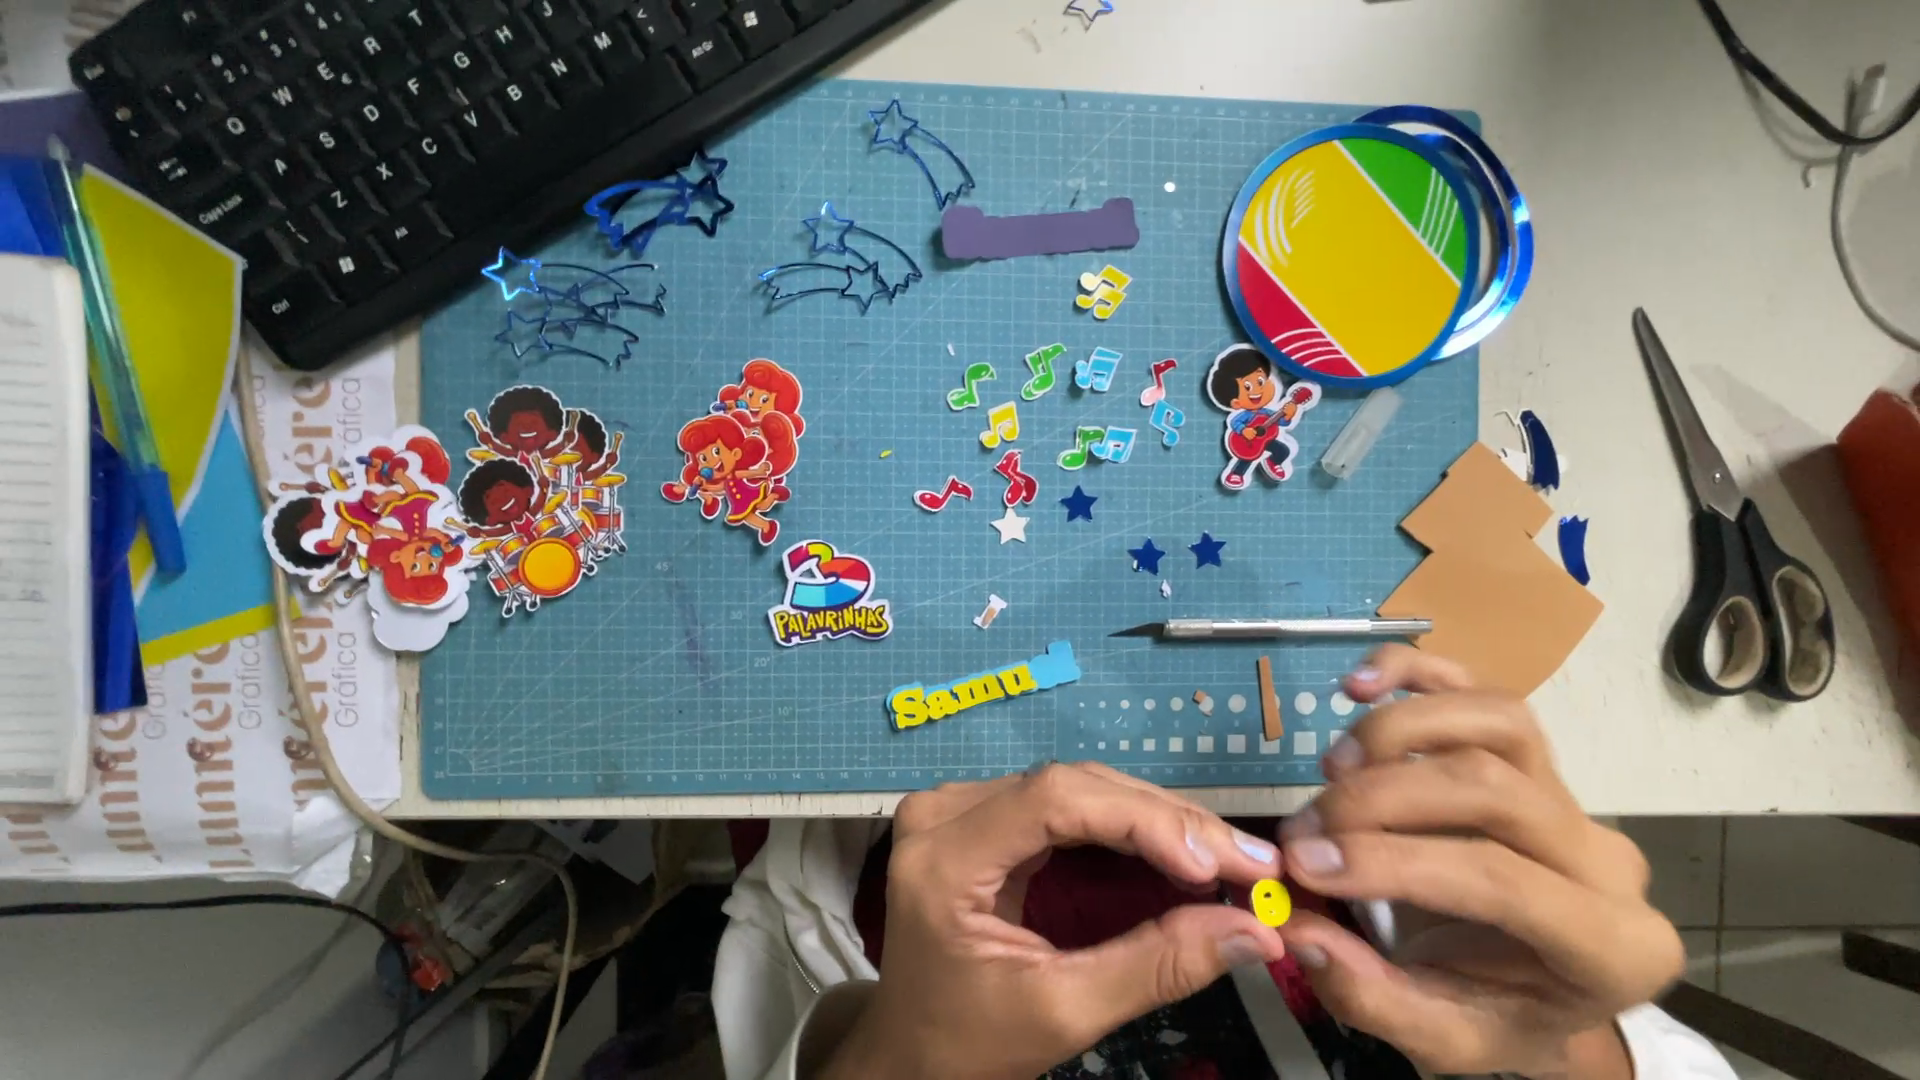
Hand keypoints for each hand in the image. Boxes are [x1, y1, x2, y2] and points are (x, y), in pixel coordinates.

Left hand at [822, 763, 1286, 1079]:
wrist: (911, 1051)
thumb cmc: (971, 1043)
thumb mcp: (1061, 1014)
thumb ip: (1154, 967)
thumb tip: (1253, 931)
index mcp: (944, 858)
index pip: (1052, 801)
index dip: (1140, 821)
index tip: (1214, 867)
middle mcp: (944, 811)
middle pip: (1068, 787)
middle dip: (1163, 821)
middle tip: (1247, 861)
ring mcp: (958, 806)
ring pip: (1073, 788)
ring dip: (1152, 818)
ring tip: (1224, 854)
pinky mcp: (980, 814)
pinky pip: (1063, 804)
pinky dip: (1123, 825)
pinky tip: (1174, 847)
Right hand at [1277, 645, 1683, 1076]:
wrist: (1536, 984)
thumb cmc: (1493, 1011)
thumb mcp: (1438, 1038)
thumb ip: (1370, 996)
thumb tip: (1295, 928)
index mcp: (1611, 947)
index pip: (1499, 878)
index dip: (1390, 861)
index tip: (1302, 863)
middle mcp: (1605, 859)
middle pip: (1492, 787)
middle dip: (1379, 799)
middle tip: (1303, 829)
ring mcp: (1571, 795)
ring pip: (1498, 719)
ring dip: (1397, 731)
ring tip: (1332, 768)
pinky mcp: (1529, 753)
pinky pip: (1480, 689)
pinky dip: (1415, 672)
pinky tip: (1356, 684)